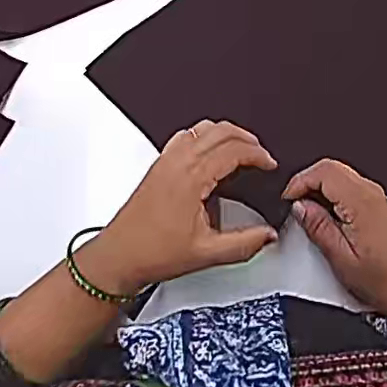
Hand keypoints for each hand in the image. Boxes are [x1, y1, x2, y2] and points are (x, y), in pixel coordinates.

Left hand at [82, 121, 279, 293]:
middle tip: (261, 155)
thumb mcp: (206, 253)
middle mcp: (178, 162)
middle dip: (247, 139)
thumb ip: (244, 244)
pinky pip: (186, 135)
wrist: (117, 258)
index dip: (258, 155)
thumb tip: (267, 234)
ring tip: (241, 148)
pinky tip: (210, 151)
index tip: (269, 165)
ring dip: (226, 133)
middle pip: (221, 130)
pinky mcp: (158, 165)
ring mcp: (166, 161)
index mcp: (192, 177)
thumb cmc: (150, 253)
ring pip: (203, 128)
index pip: (234, 150)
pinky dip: (205, 136)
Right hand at [283, 161, 386, 362]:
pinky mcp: (376, 204)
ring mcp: (375, 196)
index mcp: (361, 201)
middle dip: (307, 181)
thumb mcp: (341, 257)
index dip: (300, 181)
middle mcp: (370, 193)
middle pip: (331, 167)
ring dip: (319, 186)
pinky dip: (331, 193)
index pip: (324, 171)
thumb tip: (300, 207)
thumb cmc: (383, 278)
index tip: (287, 199)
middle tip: (293, 204)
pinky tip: (325, 216)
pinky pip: (349, 186)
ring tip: (307, 212)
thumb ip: (318, 226)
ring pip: (339, 174)